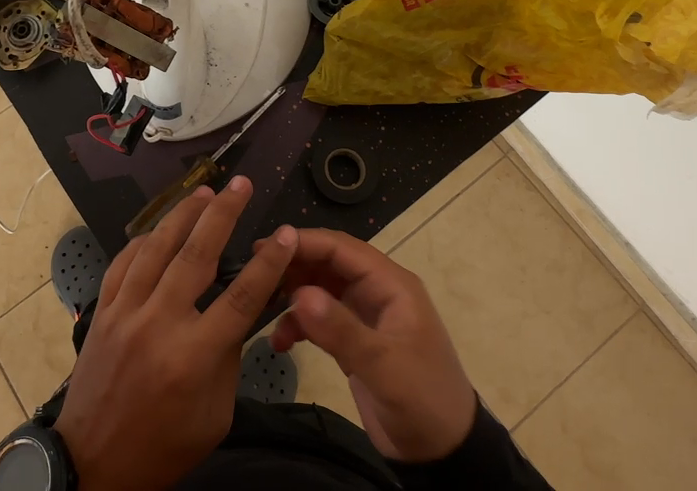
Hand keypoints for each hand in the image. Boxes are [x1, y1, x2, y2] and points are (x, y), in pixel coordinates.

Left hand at [55, 177, 297, 489]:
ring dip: (181, 216)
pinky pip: (123, 264)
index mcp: (193, 356)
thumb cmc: (163, 448)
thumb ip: (228, 359)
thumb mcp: (214, 416)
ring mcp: (124, 312)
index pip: (241, 298)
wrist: (93, 464)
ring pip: (156, 249)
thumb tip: (239, 313)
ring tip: (204, 192)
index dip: (269, 263)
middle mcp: (158, 323)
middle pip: (195, 255)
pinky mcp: (101, 312)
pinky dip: (142, 241)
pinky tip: (158, 229)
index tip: (288, 233)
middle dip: (222, 215)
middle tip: (241, 185)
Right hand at [268, 228, 476, 461]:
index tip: (265, 246)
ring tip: (261, 307)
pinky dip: (298, 326)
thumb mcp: (383, 366)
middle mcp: (377, 292)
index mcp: (391, 285)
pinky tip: (280, 343)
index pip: (342, 248)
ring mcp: (365, 316)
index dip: (305, 243)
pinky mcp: (354, 340)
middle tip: (255, 273)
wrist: (442, 453)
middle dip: (293, 267)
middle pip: (328, 264)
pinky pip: (320, 319)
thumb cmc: (422, 400)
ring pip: (320, 289)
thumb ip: (341, 330)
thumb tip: (298, 294)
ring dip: (292, 297)